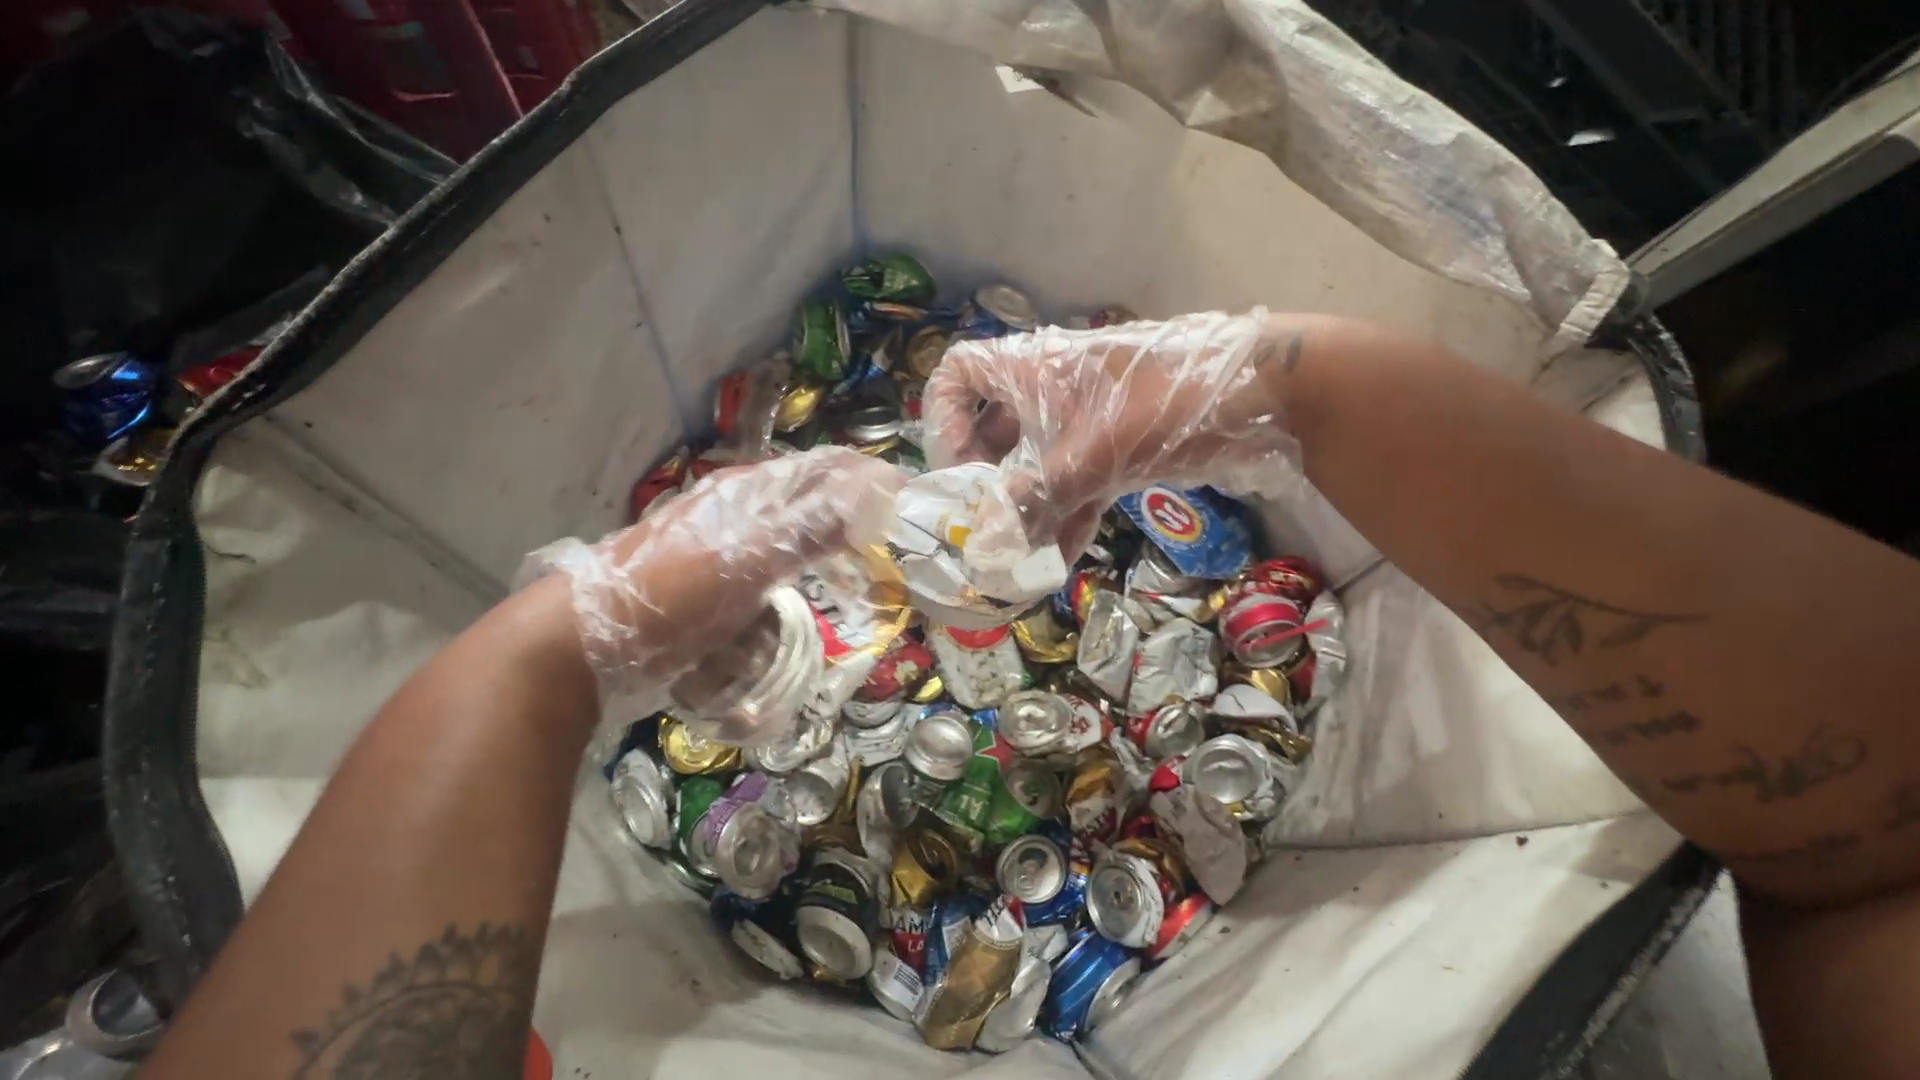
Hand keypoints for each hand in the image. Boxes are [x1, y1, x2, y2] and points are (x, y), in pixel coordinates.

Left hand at [520, 446, 901, 709]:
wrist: (581, 646)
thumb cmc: (668, 595)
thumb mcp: (746, 559)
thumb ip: (812, 526)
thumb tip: (879, 490)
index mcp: (745, 493)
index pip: (822, 469)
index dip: (868, 481)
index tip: (910, 507)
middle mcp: (733, 515)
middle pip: (808, 511)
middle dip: (850, 527)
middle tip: (891, 558)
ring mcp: (717, 555)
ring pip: (786, 552)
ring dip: (818, 567)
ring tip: (854, 591)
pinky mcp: (705, 594)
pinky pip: (761, 590)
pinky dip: (785, 602)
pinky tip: (793, 623)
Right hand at [924, 309, 1300, 557]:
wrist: (1261, 392)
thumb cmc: (1165, 400)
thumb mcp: (1094, 451)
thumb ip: (1038, 498)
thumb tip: (986, 547)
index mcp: (1031, 369)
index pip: (959, 374)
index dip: (944, 418)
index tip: (959, 468)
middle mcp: (1048, 393)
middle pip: (994, 433)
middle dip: (985, 483)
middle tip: (980, 529)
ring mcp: (1082, 423)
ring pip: (1036, 467)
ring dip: (1025, 513)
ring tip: (1014, 562)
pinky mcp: (1113, 450)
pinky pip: (1074, 486)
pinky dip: (1064, 519)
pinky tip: (1056, 562)